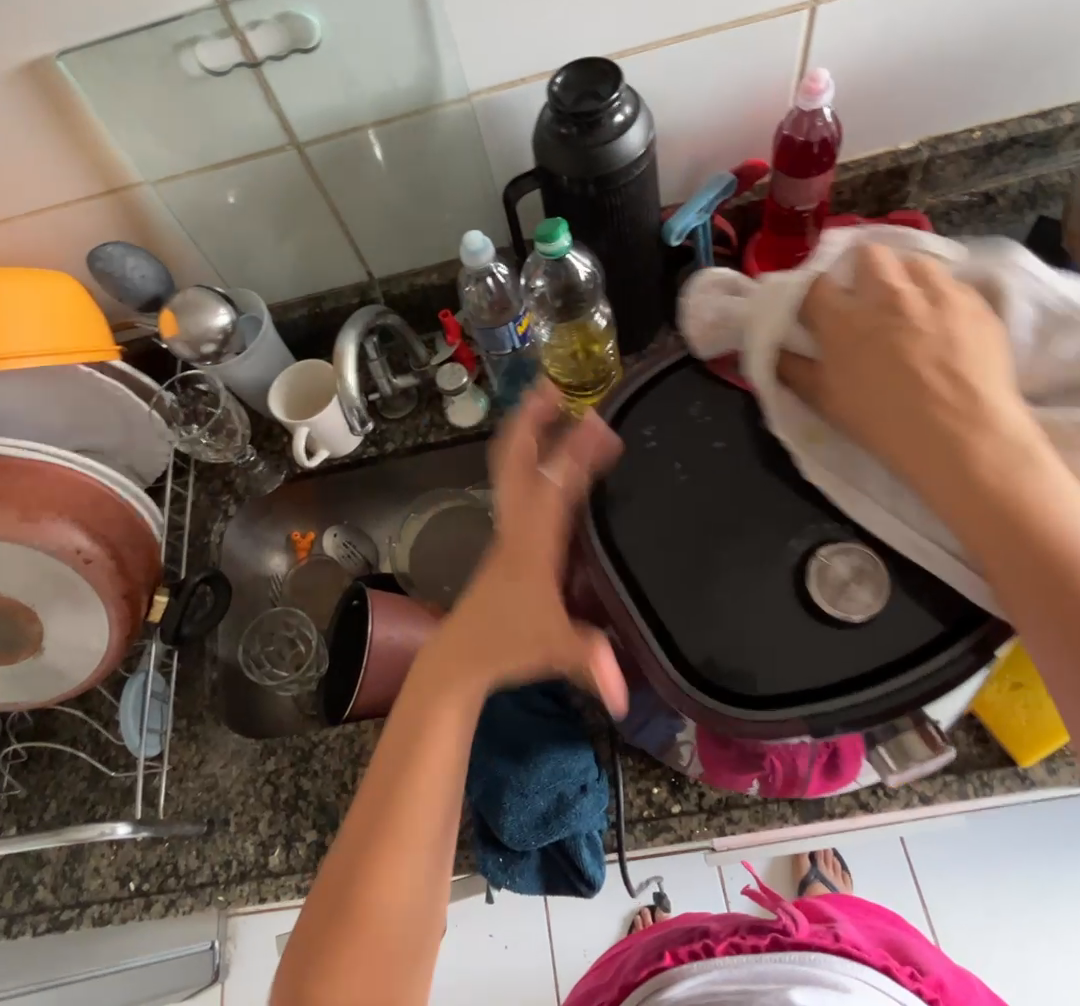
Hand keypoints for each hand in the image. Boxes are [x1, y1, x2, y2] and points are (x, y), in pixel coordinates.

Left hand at [415, 383, 628, 715]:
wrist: (458, 656)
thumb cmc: (506, 645)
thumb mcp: (553, 652)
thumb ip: (590, 664)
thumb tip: (621, 695)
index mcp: (531, 544)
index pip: (554, 488)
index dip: (575, 453)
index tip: (599, 421)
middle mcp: (516, 526)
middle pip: (516, 461)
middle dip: (532, 420)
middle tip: (551, 384)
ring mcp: (508, 528)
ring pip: (513, 467)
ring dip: (530, 431)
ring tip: (551, 400)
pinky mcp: (508, 537)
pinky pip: (520, 483)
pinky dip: (534, 457)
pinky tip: (555, 456)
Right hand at [774, 242, 1046, 495]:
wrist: (961, 435)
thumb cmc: (882, 422)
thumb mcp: (824, 400)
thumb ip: (793, 369)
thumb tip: (773, 350)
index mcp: (843, 318)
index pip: (816, 284)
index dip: (814, 295)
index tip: (818, 311)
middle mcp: (887, 293)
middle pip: (868, 254)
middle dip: (862, 270)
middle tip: (865, 299)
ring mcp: (935, 292)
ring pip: (913, 260)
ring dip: (904, 277)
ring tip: (908, 305)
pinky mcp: (975, 300)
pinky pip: (952, 281)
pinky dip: (941, 295)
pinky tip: (944, 322)